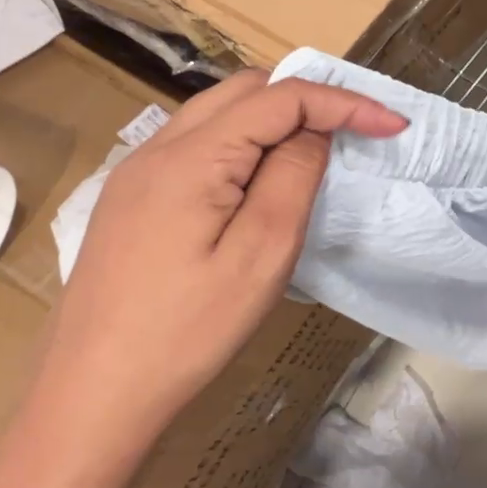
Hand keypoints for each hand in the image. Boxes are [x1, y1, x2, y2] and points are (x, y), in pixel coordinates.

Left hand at [33, 70, 406, 444]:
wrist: (92, 398)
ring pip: (220, 110)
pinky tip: (268, 173)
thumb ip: (294, 175)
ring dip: (278, 115)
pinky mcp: (133, 199)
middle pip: (246, 90)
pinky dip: (248, 137)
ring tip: (324, 145)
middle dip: (311, 97)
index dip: (345, 102)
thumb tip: (315, 131)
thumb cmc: (188, 328)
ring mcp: (137, 174)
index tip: (394, 127)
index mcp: (189, 159)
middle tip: (360, 129)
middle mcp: (156, 151)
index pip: (281, 98)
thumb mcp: (263, 251)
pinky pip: (200, 140)